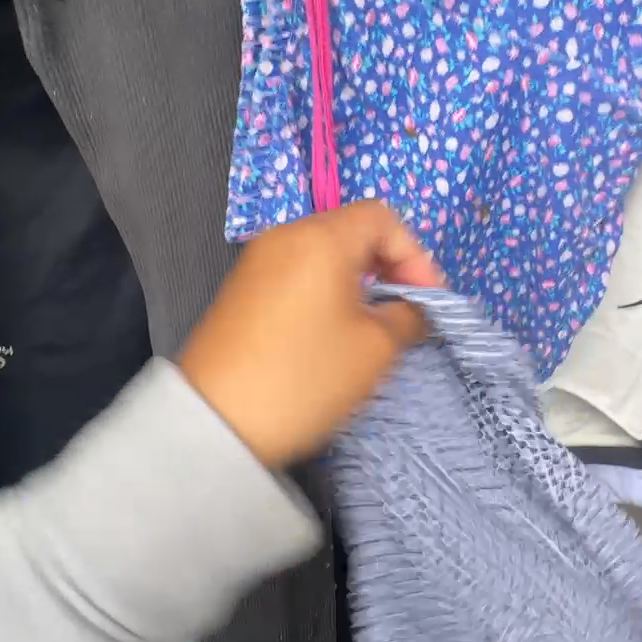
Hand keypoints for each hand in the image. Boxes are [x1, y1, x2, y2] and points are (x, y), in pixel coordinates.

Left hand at [179, 201, 444, 467]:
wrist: (215, 423)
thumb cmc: (304, 376)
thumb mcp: (375, 349)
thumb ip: (407, 316)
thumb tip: (412, 307)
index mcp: (321, 237)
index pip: (382, 218)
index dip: (415, 254)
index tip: (426, 299)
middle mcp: (286, 236)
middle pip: (352, 230)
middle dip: (388, 266)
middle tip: (406, 310)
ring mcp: (258, 261)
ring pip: (325, 253)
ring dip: (359, 279)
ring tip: (372, 325)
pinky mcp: (242, 289)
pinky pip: (298, 272)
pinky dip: (326, 290)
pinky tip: (332, 331)